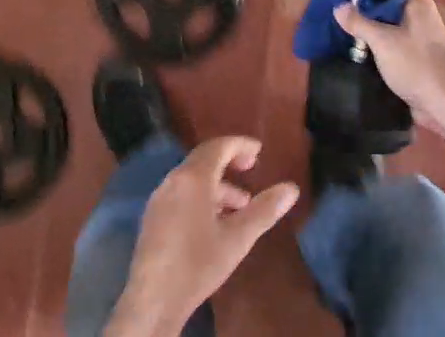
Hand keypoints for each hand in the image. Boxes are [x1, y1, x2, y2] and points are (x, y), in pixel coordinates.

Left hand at [106, 137, 299, 336]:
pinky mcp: (153, 216)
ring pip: (192, 179)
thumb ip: (264, 210)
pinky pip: (181, 193)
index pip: (217, 147)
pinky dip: (202, 196)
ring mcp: (159, 198)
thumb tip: (291, 188)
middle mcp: (173, 180)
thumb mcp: (238, 238)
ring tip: (240, 205)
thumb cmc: (198, 263)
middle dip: (229, 162)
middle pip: (203, 159)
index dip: (239, 145)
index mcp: (193, 178)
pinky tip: (215, 221)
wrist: (153, 298)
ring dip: (217, 184)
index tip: (258, 150)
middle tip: (251, 169)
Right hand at [333, 0, 444, 134]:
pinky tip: (354, 45)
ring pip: (387, 20)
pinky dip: (374, 40)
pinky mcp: (413, 54)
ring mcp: (417, 35)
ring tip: (339, 24)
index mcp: (417, 1)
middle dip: (363, 1)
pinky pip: (389, 39)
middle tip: (336, 4)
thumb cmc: (418, 66)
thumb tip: (338, 6)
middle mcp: (418, 13)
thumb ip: (359, 22)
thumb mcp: (383, 42)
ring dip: (367, 22)